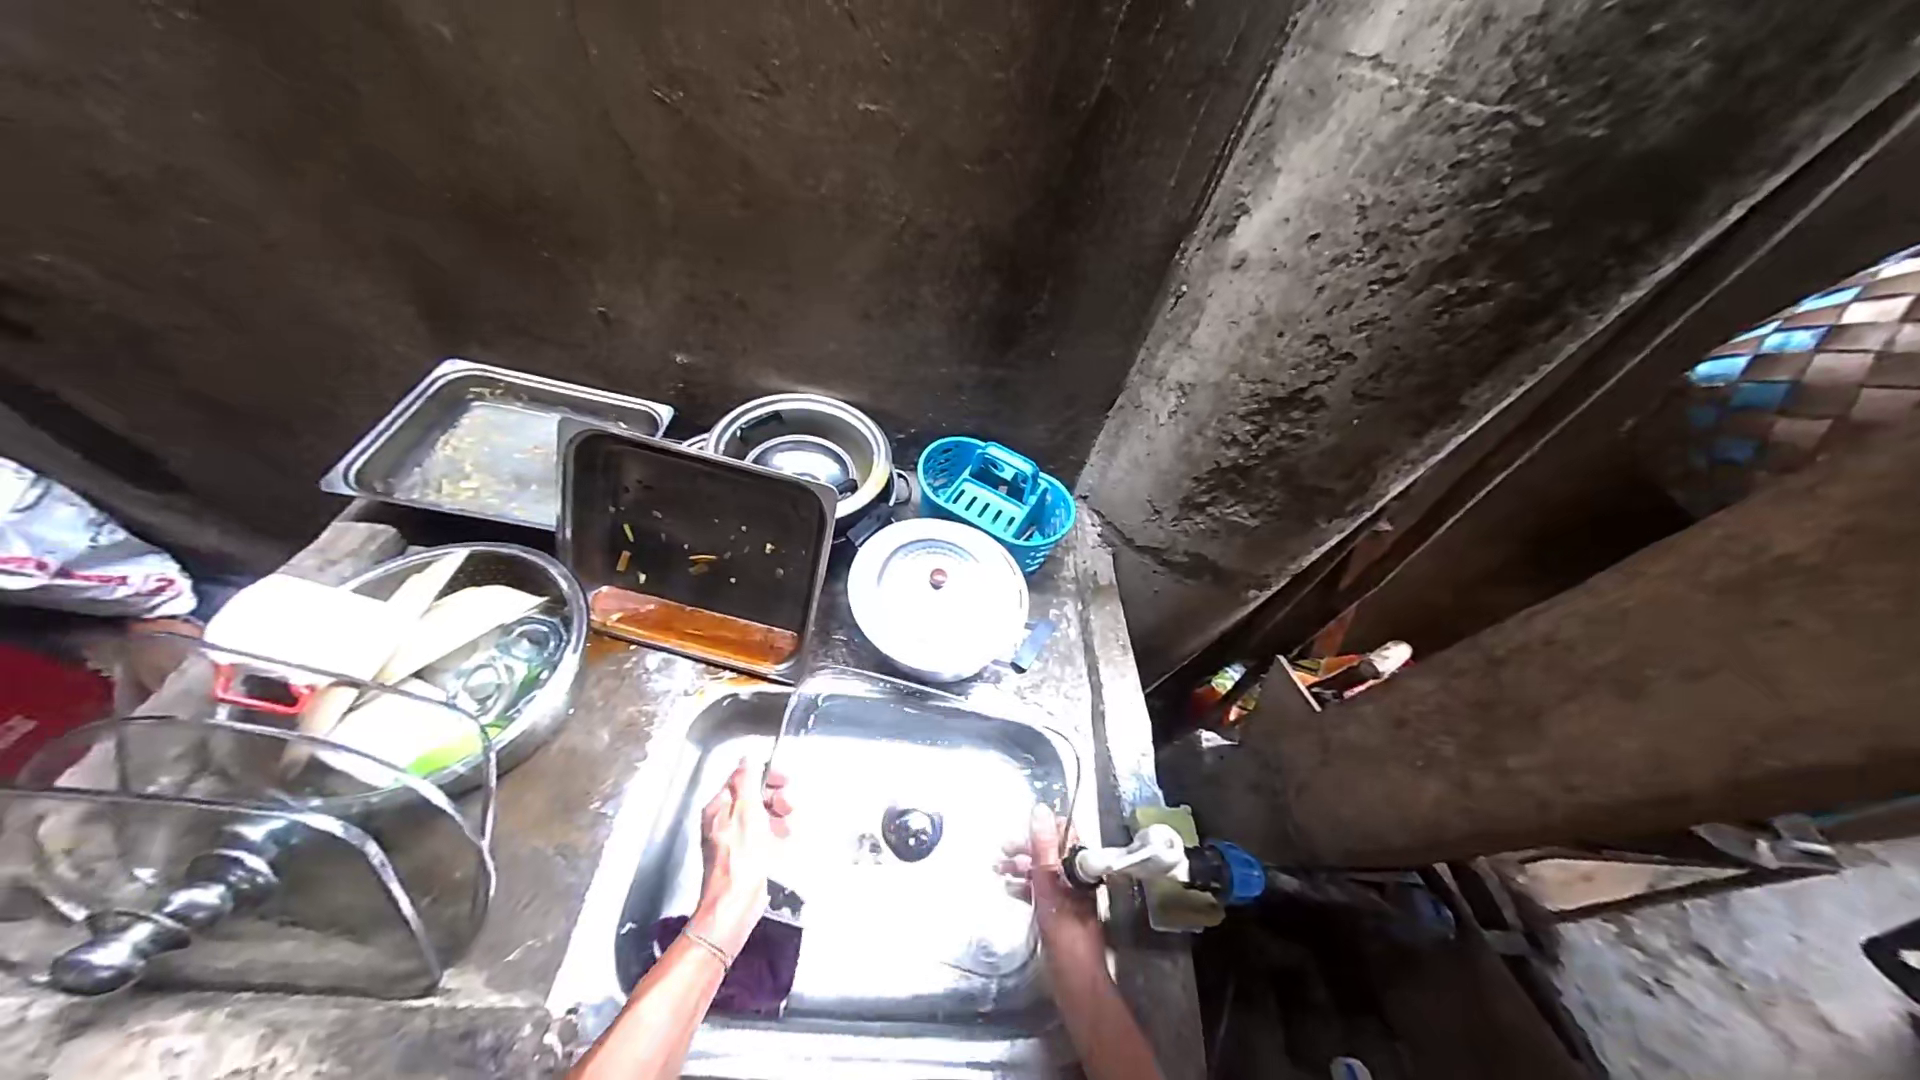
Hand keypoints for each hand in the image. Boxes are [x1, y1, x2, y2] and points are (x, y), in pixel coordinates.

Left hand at [692, 758, 791, 955]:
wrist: (735, 904)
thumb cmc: (741, 857)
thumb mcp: (746, 811)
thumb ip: (746, 781)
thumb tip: (746, 758)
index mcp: (719, 807)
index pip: (744, 778)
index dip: (767, 777)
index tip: (785, 782)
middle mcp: (723, 820)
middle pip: (755, 796)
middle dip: (776, 799)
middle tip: (788, 809)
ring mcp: (733, 839)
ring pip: (762, 816)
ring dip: (778, 818)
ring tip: (786, 830)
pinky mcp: (744, 856)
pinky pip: (763, 836)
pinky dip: (775, 835)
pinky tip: (782, 842)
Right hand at [1001, 804, 1104, 962]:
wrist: (1075, 982)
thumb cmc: (1063, 933)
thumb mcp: (1048, 886)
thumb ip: (1043, 848)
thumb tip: (1040, 810)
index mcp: (1079, 868)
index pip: (1064, 833)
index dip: (1041, 828)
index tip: (1018, 831)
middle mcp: (1076, 877)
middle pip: (1050, 852)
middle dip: (1025, 848)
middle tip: (1002, 851)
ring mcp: (1069, 895)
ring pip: (1043, 871)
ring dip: (1021, 867)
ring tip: (998, 869)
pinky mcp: (1060, 912)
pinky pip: (1041, 890)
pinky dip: (1025, 886)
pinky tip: (1009, 889)